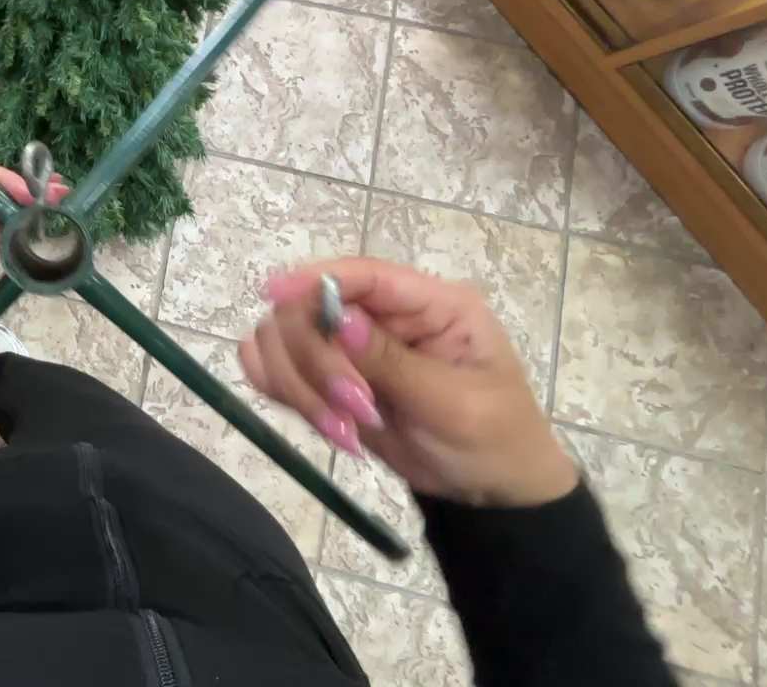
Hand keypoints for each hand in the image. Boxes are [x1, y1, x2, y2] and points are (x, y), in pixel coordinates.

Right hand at [241, 258, 578, 506]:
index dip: (312, 279)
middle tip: (348, 408)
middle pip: (305, 307)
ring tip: (343, 430)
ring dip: (299, 385)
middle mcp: (377, 313)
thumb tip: (338, 319)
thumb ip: (393, 361)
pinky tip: (321, 422)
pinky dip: (280, 389)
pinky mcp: (317, 371)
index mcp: (426, 305)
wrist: (486, 492)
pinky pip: (271, 364)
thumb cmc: (494, 441)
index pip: (359, 275)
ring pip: (279, 338)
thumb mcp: (455, 403)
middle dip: (314, 360)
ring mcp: (342, 341)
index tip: (274, 297)